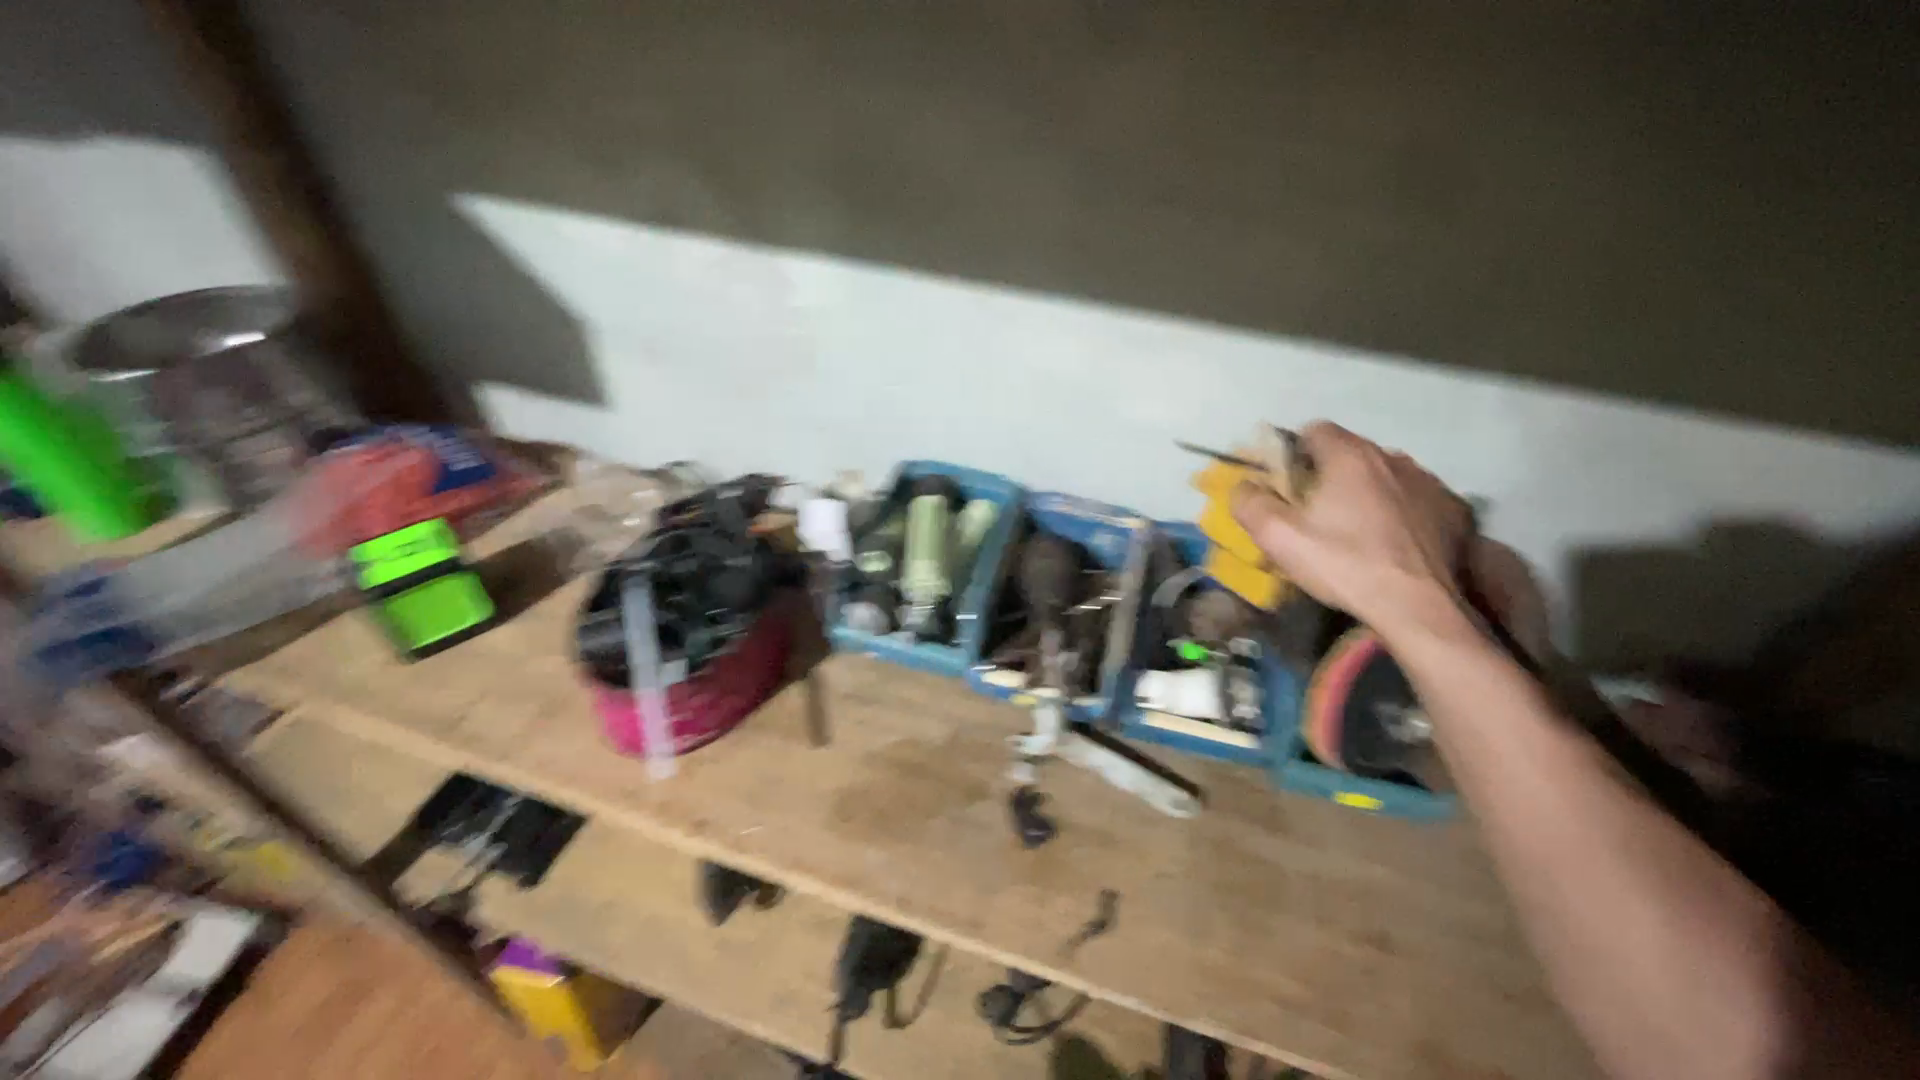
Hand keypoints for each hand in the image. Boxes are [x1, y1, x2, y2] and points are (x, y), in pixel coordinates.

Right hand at [1232, 421, 1473, 635]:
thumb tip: (1242, 486)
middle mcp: (1393, 458)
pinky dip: (1403, 512)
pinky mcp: (1454, 509)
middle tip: (1318, 515)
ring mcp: (1429, 482)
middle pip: (1351, 453)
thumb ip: (1251, 504)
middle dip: (1331, 476)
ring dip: (1369, 493)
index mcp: (1350, 456)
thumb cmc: (1345, 566)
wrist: (1419, 607)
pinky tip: (1395, 543)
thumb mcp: (1279, 538)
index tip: (1288, 488)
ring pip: (1386, 475)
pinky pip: (1418, 499)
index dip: (1295, 455)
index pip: (1315, 430)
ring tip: (1359, 532)